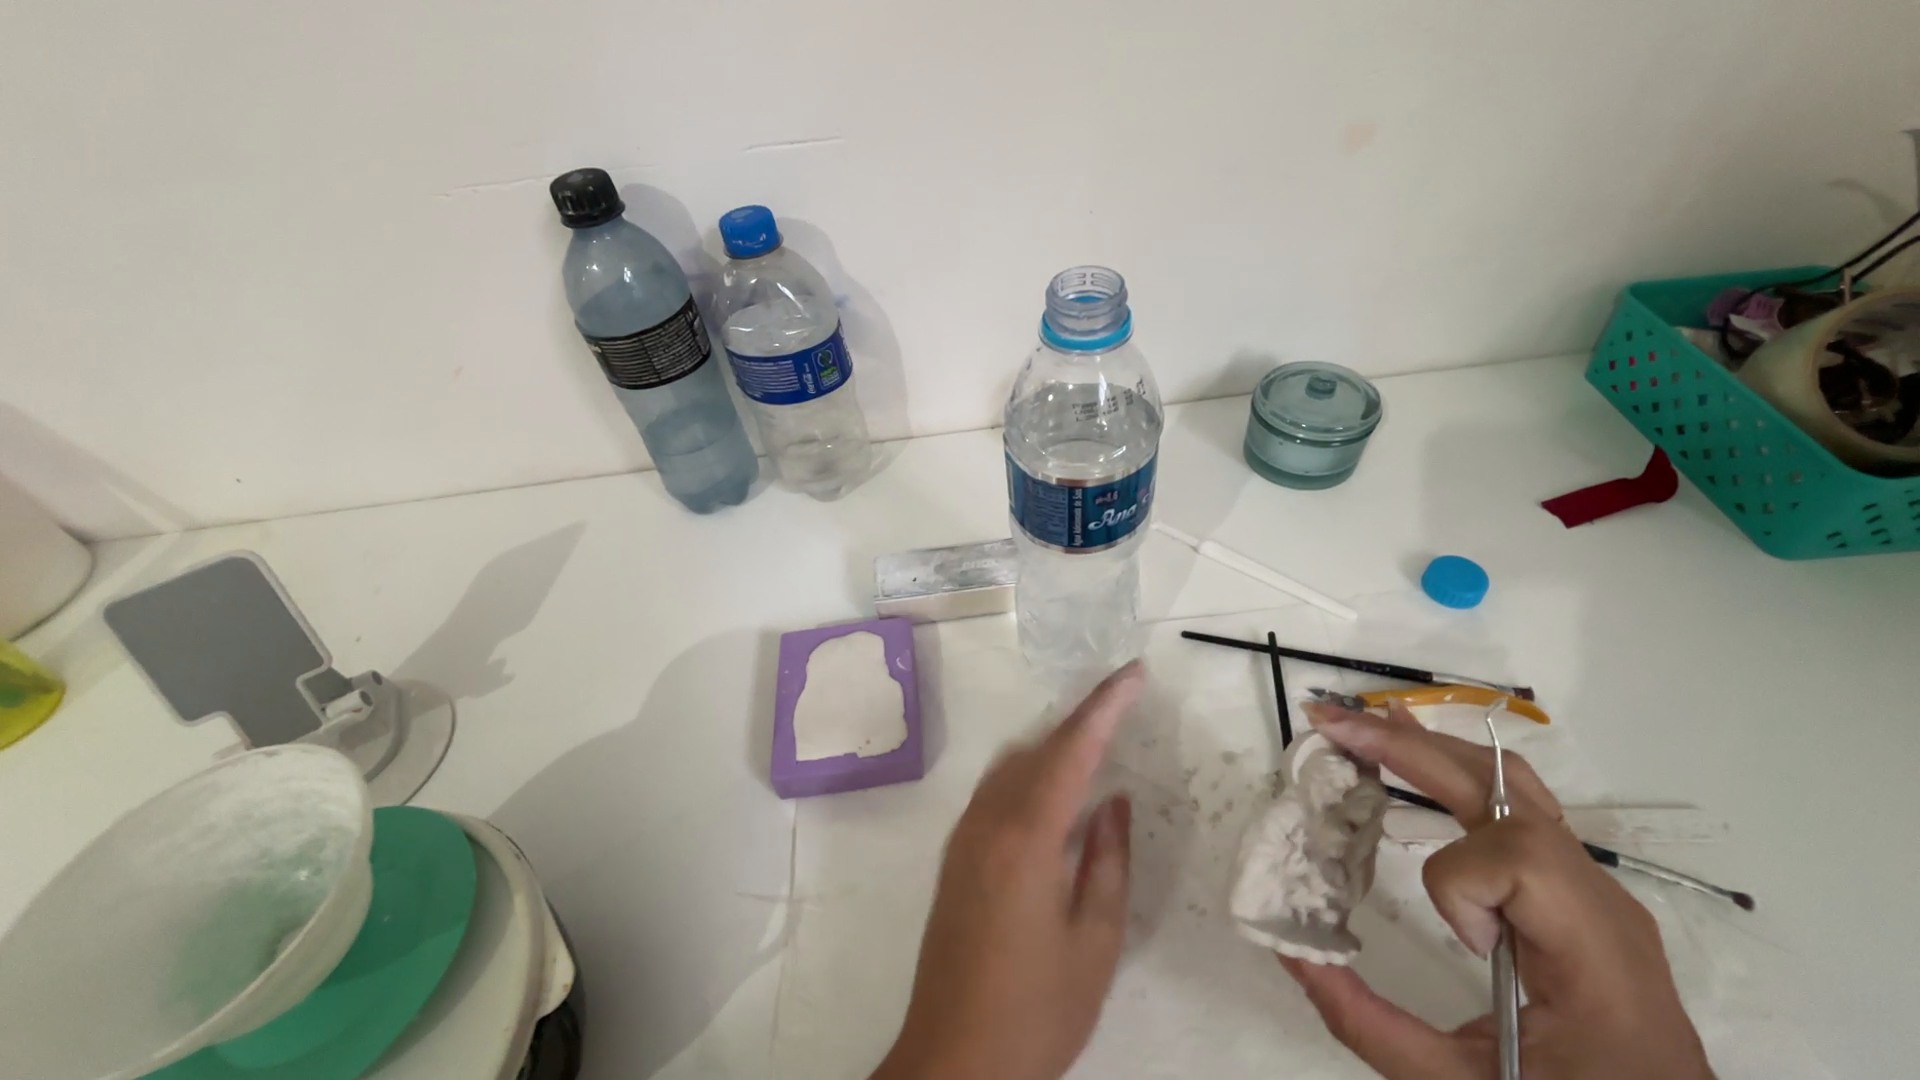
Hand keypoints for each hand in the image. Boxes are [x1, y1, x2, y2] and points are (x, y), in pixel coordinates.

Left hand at [872, 663, 1141, 1079]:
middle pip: (1037, 748)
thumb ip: (1108, 860)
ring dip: (1053, 744)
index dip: (1105, 706)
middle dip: (1082, 720)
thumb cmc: (1038, 1009)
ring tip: (1098, 741)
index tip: (1133, 672)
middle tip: (1125, 704)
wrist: (954, 1059)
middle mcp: (987, 823)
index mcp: (1026, 839)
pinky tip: (1056, 793)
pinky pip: (995, 791)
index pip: (1071, 750)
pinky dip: (1029, 773)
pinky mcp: (954, 858)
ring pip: (1011, 765)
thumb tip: (1115, 801)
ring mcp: (963, 838)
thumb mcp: (1095, 940)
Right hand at [1286, 700, 1714, 1079]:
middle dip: (1410, 749)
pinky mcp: (1571, 886)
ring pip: (1510, 785)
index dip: (1463, 885)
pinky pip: (1514, 809)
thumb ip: (1370, 1024)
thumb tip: (1290, 951)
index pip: (1520, 859)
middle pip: (1505, 790)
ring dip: (1430, 749)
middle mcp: (1600, 899)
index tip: (1471, 950)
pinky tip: (1416, 757)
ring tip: (1366, 724)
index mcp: (1593, 952)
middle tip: (1332, 722)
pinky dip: (1454, 773)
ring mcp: (1591, 885)